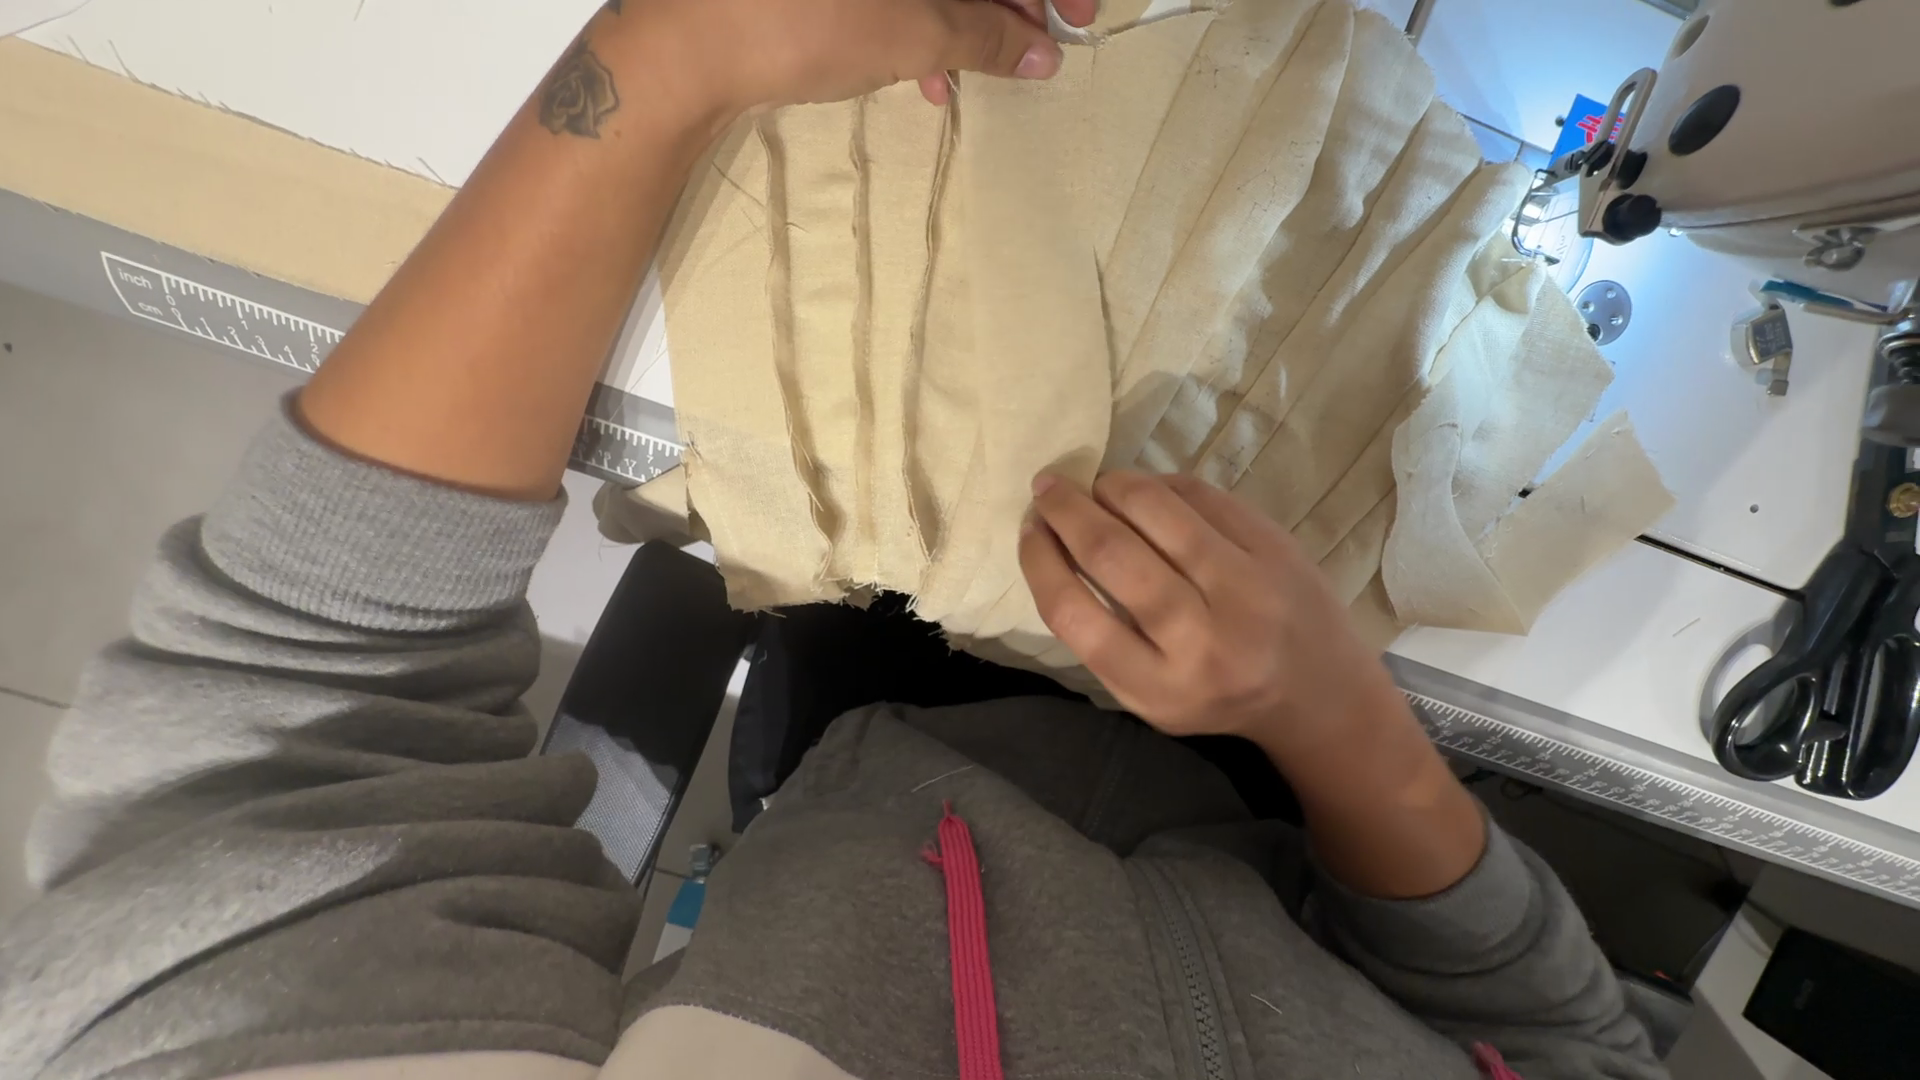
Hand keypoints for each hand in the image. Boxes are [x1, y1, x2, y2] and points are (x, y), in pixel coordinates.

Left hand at [612, 0, 1096, 117]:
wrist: (693, 45)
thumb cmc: (805, 21)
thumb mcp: (909, 31)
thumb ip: (986, 36)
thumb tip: (1045, 51)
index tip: (1079, 16)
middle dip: (1009, 1)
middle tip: (1039, 47)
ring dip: (965, 18)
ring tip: (979, 73)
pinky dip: (918, 21)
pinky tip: (925, 70)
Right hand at [1019, 471, 1405, 764]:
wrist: (1320, 692)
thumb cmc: (1214, 694)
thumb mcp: (1146, 690)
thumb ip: (1100, 630)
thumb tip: (1054, 540)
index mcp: (1156, 685)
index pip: (1073, 613)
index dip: (1039, 561)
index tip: (1029, 530)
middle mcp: (1201, 638)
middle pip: (1111, 553)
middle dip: (1065, 510)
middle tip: (1046, 490)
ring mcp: (1246, 586)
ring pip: (1156, 509)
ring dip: (1110, 486)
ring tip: (1095, 487)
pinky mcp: (1275, 546)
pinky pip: (1199, 494)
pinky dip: (1158, 486)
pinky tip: (1145, 494)